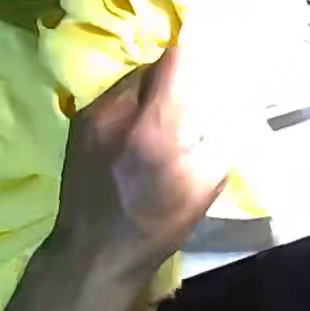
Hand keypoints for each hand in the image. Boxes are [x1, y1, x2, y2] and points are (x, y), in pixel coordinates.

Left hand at [52, 47, 230, 283]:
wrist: (93, 252)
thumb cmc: (156, 224)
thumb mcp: (203, 187)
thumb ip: (220, 139)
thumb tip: (232, 105)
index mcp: (153, 128)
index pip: (174, 61)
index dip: (194, 58)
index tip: (207, 68)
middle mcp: (117, 111)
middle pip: (152, 65)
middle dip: (173, 76)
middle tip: (186, 98)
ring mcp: (92, 115)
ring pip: (130, 79)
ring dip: (150, 88)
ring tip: (160, 115)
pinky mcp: (77, 123)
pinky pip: (112, 95)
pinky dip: (129, 102)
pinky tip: (134, 128)